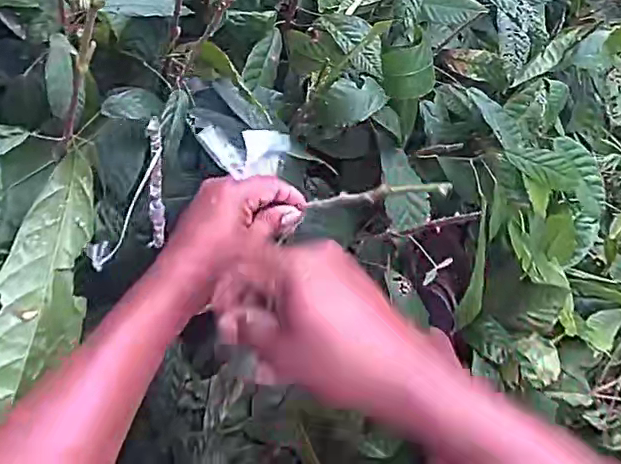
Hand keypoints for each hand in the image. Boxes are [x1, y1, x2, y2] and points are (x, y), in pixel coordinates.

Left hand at [155, 176, 305, 306]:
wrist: (175, 286)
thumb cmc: (208, 269)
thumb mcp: (253, 245)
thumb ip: (274, 222)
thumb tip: (288, 213)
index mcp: (232, 190)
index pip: (272, 183)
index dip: (290, 196)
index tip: (301, 207)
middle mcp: (217, 187)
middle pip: (256, 187)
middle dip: (274, 203)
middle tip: (288, 221)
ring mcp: (206, 197)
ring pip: (242, 196)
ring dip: (257, 210)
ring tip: (268, 232)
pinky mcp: (199, 210)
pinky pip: (228, 205)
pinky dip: (241, 215)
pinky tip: (246, 236)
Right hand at [212, 241, 458, 419]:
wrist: (399, 366)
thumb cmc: (341, 359)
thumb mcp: (283, 351)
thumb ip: (249, 329)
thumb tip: (229, 319)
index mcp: (295, 263)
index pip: (245, 260)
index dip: (227, 289)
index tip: (221, 316)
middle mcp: (316, 253)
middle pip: (268, 268)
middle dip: (252, 302)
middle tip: (243, 337)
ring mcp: (336, 263)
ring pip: (290, 280)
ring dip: (274, 309)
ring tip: (271, 348)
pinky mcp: (350, 277)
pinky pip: (312, 284)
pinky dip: (298, 306)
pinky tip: (297, 340)